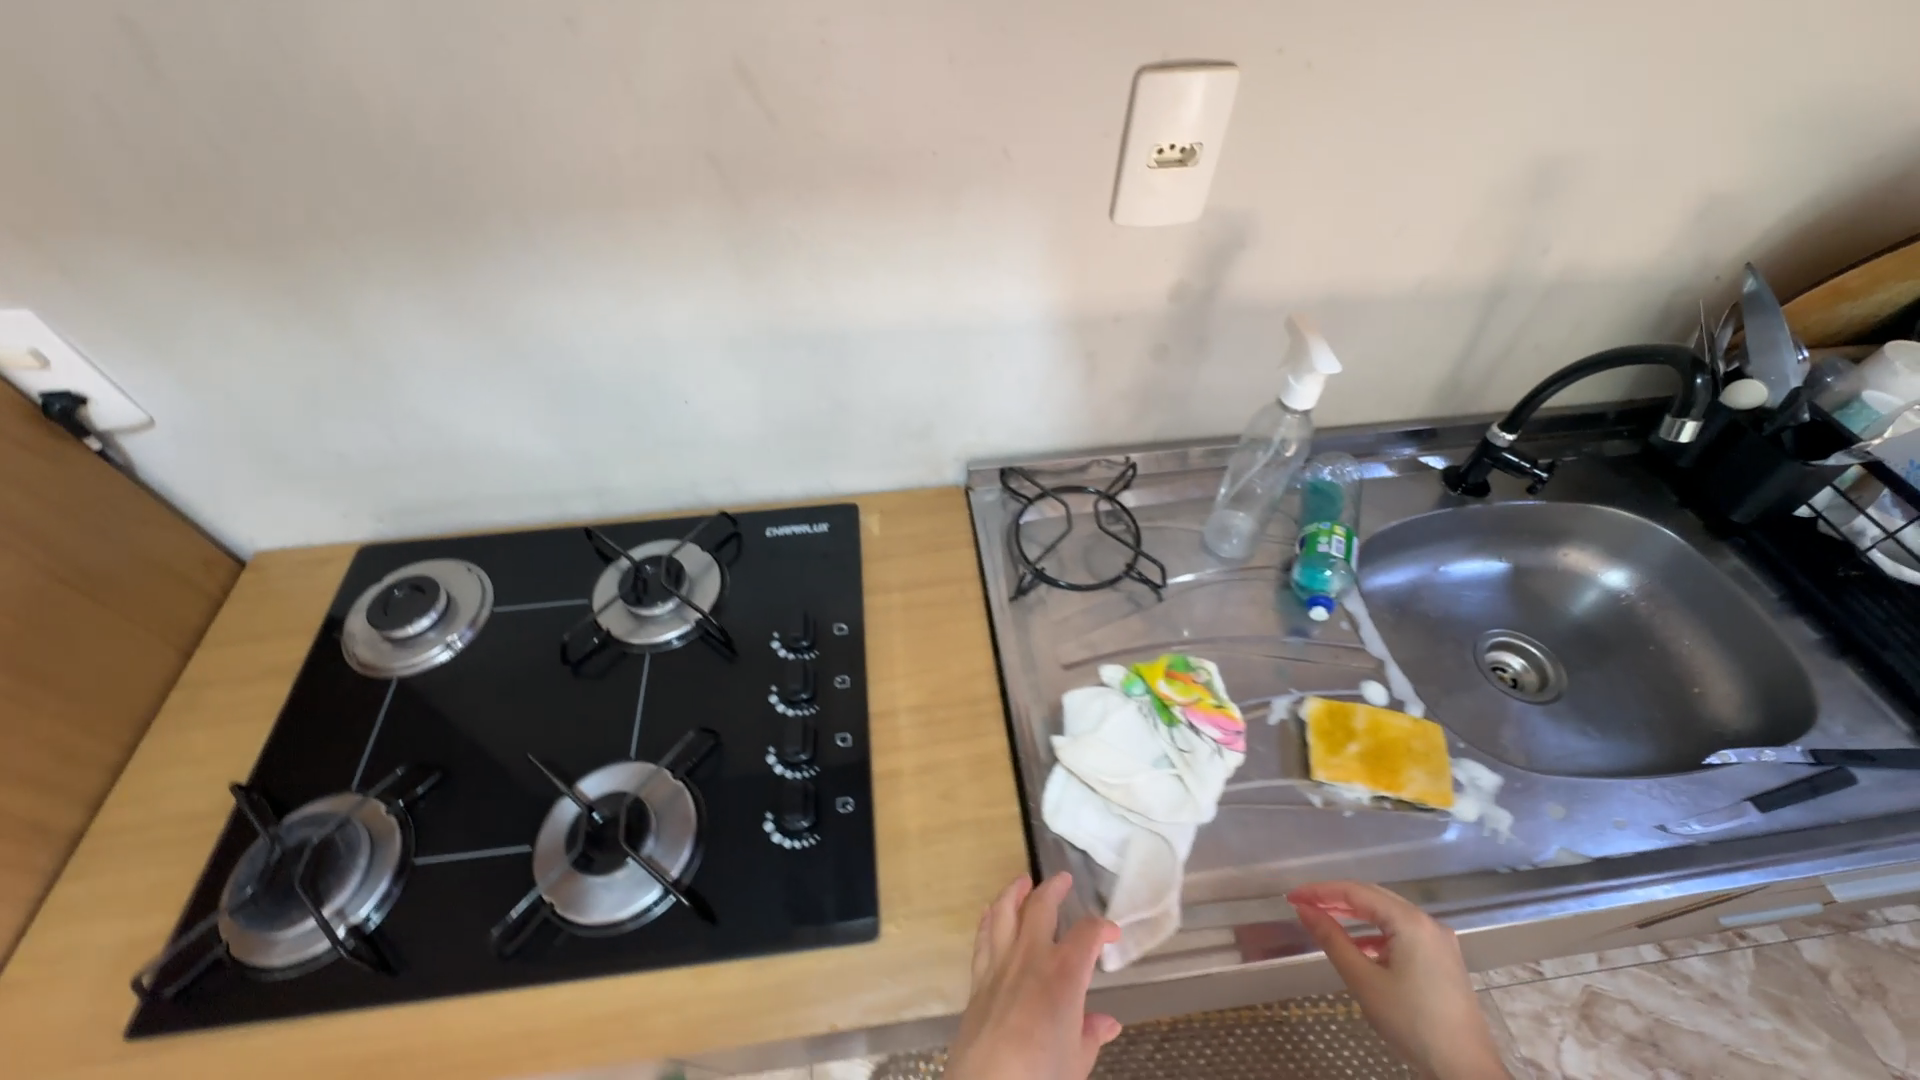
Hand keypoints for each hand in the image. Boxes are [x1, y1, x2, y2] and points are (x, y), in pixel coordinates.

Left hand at [945, 873, 1123, 1079]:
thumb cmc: (1041, 1074)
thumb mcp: (1077, 1061)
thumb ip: (1090, 1035)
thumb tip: (1106, 1022)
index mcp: (1064, 973)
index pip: (1087, 933)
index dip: (1103, 927)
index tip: (1112, 933)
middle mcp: (1030, 958)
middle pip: (1041, 906)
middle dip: (1054, 888)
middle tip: (1063, 879)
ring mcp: (1000, 965)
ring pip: (1004, 912)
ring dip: (1014, 892)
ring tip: (1022, 881)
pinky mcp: (977, 980)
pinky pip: (983, 937)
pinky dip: (989, 919)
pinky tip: (990, 913)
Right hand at [1287, 881, 1508, 1079]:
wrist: (1465, 1069)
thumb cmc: (1411, 1022)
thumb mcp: (1363, 980)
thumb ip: (1332, 939)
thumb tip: (1304, 910)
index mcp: (1410, 921)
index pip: (1356, 892)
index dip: (1320, 891)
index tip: (1292, 898)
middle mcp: (1428, 922)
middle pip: (1374, 898)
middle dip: (1336, 899)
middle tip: (1304, 906)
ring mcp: (1439, 941)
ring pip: (1388, 915)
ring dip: (1356, 916)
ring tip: (1326, 921)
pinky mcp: (1443, 959)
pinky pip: (1402, 933)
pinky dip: (1376, 934)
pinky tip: (1360, 948)